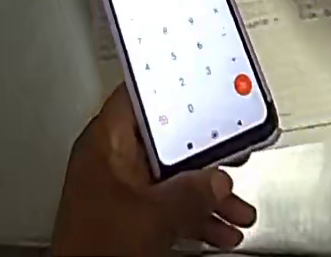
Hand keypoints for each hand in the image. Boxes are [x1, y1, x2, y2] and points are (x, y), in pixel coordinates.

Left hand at [52, 87, 257, 255]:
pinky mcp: (127, 220)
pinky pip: (166, 206)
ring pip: (170, 179)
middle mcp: (110, 160)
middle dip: (202, 157)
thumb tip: (216, 179)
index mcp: (104, 142)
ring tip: (236, 207)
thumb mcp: (151, 216)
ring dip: (205, 194)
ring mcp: (119, 191)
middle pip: (163, 143)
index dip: (169, 91)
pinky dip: (193, 216)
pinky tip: (220, 230)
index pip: (139, 98)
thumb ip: (188, 193)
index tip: (199, 90)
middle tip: (230, 157)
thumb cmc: (93, 249)